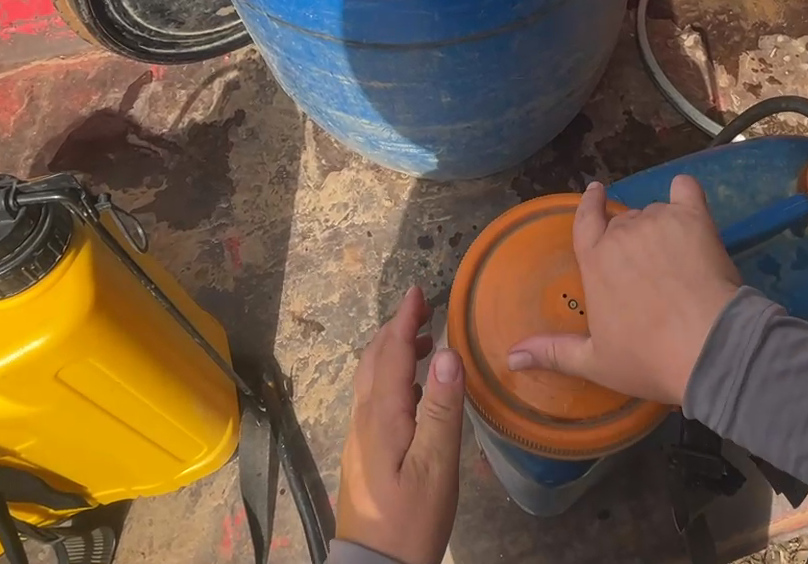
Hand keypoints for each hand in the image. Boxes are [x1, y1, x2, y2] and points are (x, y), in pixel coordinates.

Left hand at [336, 286, 463, 563]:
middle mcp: (364, 418)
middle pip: (374, 359)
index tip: (417, 290)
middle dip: (396, 328)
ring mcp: (360, 436)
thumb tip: (447, 352)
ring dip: (393, 350)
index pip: (391, 352)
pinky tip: (413, 387)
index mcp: (382, 415)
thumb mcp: (436, 466)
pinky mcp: (363, 453)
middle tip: (423, 308)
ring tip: (423, 341)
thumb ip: (442, 408)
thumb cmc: (411, 518)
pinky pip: (374, 396)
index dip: (405, 319)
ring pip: (371, 378)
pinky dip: (392, 374)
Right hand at [507, 176, 741, 405]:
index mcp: (596, 260)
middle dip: (631, 237)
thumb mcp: (596, 361)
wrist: (708, 347)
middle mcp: (622, 232)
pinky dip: (684, 193)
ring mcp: (658, 220)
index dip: (589, 204)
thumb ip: (553, 352)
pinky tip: (686, 199)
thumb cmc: (648, 357)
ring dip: (659, 227)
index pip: (585, 219)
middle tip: (647, 265)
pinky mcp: (693, 217)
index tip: (594, 191)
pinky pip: (685, 190)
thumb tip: (511, 356)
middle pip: (623, 221)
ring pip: (654, 212)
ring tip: (675, 259)